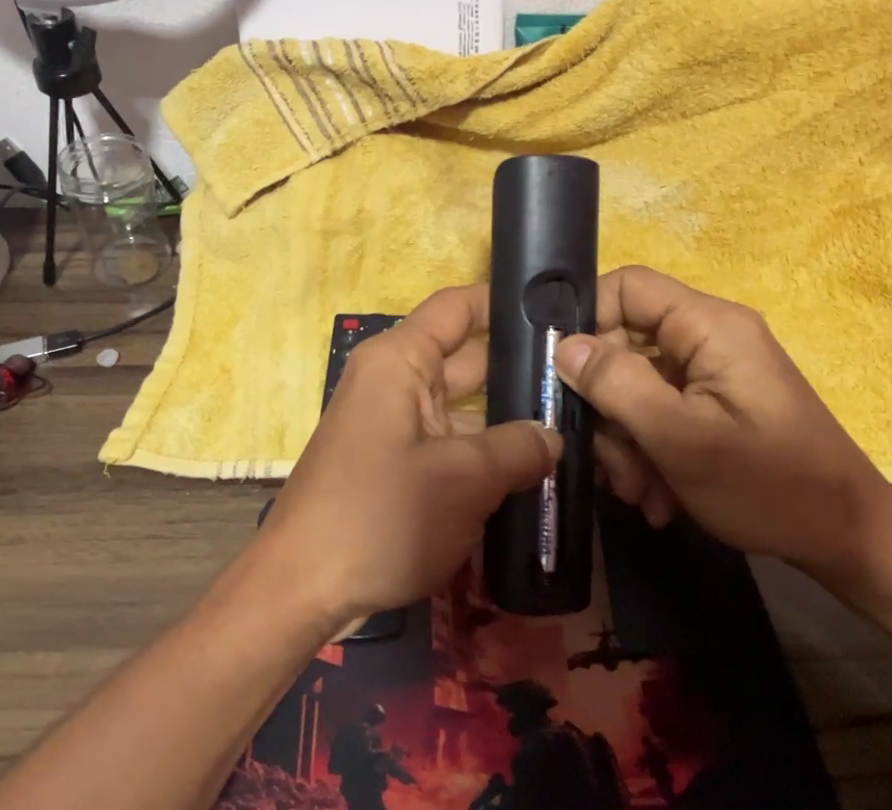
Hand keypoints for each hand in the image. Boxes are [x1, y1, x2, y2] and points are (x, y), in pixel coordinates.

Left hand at [260, 286, 560, 626]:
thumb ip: (518, 449)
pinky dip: (485, 456)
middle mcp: (395, 382)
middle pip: (470, 359)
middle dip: (523, 374)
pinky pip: (449, 445)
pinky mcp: (395, 466)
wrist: (303, 587)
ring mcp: (394, 426)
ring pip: (465, 409)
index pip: (459, 307)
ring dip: (510, 424)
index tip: (564, 314)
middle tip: (588, 388)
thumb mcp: (463, 480)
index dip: (508, 304)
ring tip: (579, 432)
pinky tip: (536, 474)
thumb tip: (554, 437)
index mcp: (399, 362)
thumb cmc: (381, 516)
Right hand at [554, 266, 891, 585]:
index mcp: (710, 326)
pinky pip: (657, 414)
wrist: (849, 541)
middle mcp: (709, 339)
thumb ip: (617, 385)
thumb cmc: (771, 486)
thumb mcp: (682, 438)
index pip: (627, 286)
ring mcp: (712, 376)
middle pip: (623, 345)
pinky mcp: (713, 408)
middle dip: (606, 408)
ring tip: (639, 493)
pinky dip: (648, 454)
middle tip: (611, 466)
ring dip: (625, 443)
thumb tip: (563, 345)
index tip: (564, 379)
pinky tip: (658, 498)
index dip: (587, 321)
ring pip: (634, 387)